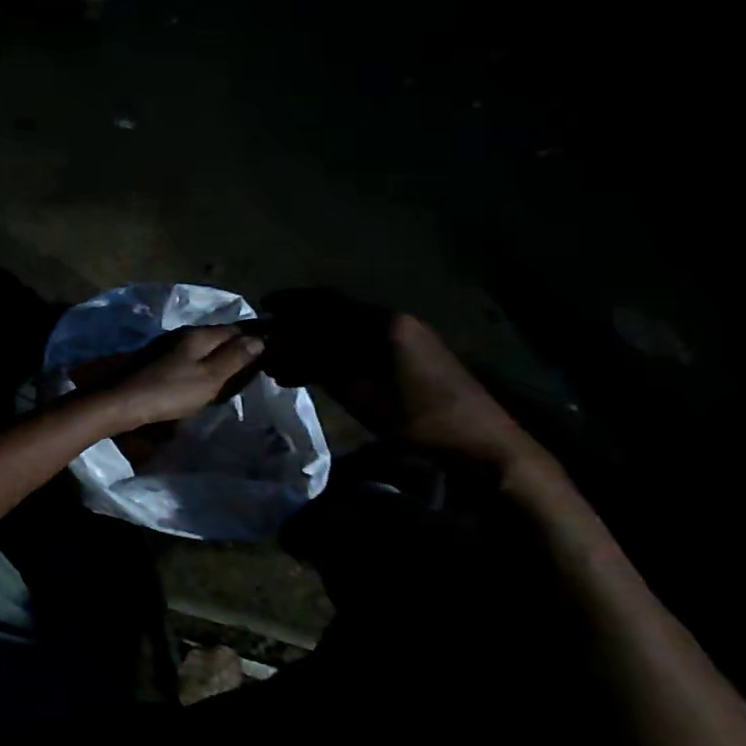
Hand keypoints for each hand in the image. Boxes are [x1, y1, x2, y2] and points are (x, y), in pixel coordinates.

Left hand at [101, 325, 265, 429]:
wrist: (123, 400)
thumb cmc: (170, 390)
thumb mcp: (209, 377)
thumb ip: (234, 357)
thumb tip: (259, 338)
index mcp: (199, 334)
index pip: (237, 328)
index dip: (257, 331)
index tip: (277, 333)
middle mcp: (185, 333)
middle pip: (220, 333)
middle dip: (241, 339)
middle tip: (264, 346)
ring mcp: (169, 345)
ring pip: (206, 343)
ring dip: (224, 349)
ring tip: (243, 358)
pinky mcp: (160, 359)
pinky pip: (193, 354)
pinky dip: (208, 359)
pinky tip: (212, 368)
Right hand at [261, 289, 554, 484]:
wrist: (480, 444)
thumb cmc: (417, 418)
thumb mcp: (359, 393)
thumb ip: (318, 365)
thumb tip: (281, 349)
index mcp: (383, 322)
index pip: (326, 302)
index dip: (293, 303)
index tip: (265, 307)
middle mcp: (396, 319)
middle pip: (338, 310)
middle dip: (302, 321)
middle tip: (273, 334)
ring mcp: (410, 334)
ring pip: (351, 328)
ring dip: (320, 339)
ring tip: (290, 359)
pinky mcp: (416, 353)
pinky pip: (366, 341)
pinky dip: (340, 350)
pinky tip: (323, 369)